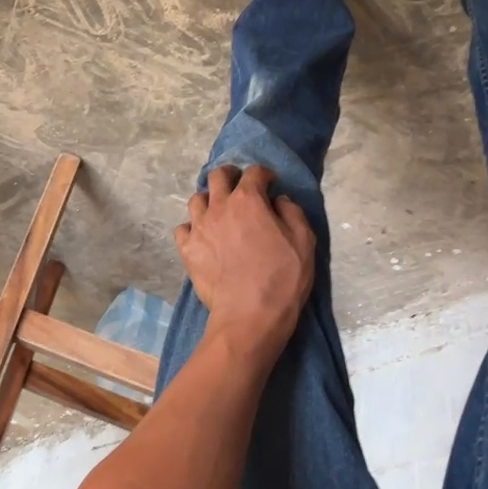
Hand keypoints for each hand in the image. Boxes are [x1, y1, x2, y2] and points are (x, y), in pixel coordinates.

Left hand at [173, 165, 315, 365]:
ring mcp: (199, 226)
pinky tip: (202, 236)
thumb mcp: (304, 243)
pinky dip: (192, 227)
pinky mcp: (187, 248)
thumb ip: (292, 213)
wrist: (249, 316)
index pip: (254, 173)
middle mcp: (219, 206)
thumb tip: (279, 200)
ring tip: (218, 211)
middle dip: (230, 175)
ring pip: (197, 199)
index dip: (264, 174)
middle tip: (239, 185)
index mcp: (248, 200)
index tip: (270, 183)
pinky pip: (183, 227)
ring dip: (209, 199)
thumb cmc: (282, 279)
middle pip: (217, 176)